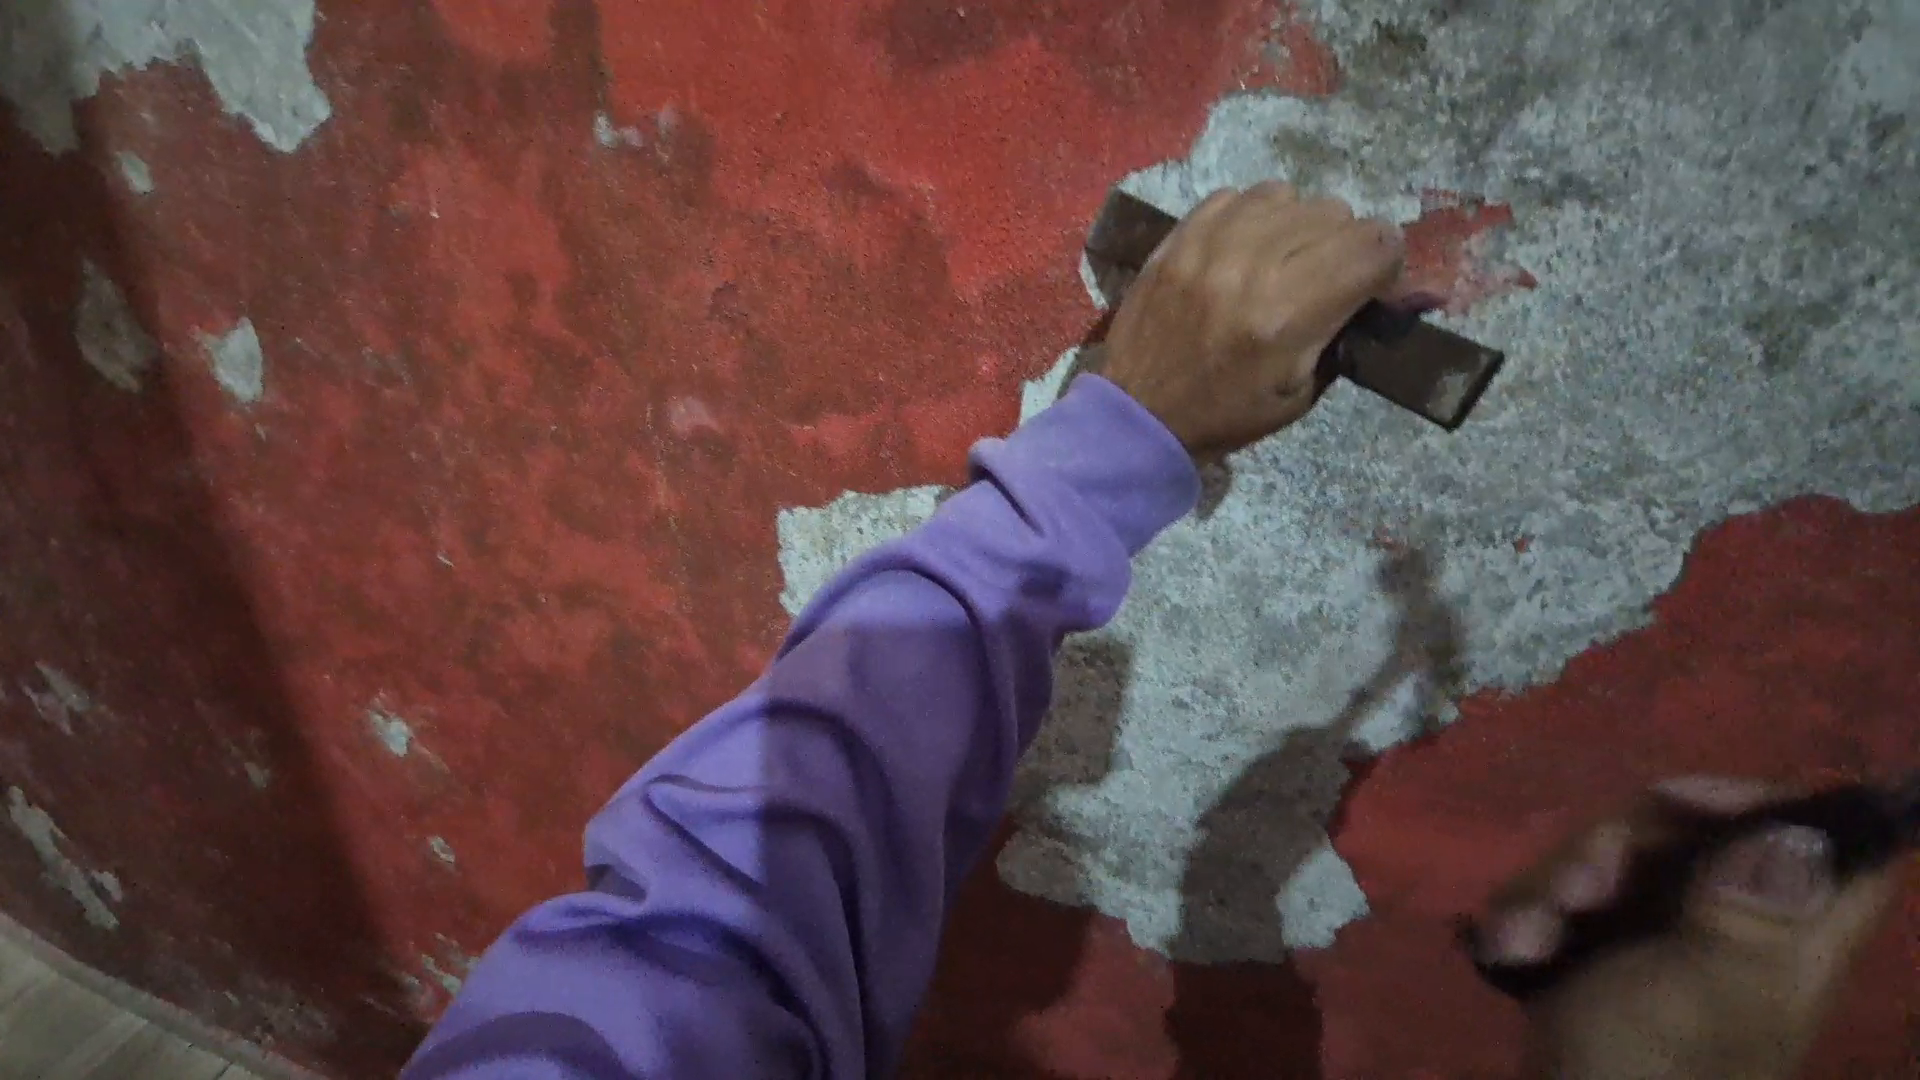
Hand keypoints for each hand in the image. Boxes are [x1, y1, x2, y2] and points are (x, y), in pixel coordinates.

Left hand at [1098, 184, 1403, 460]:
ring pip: (1287, 195)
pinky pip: (1235, 197)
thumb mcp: (1299, 394)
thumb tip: (1377, 289)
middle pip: (1334, 213)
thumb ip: (1343, 331)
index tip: (1371, 287)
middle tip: (1321, 279)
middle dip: (1342, 245)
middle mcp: (1251, 266)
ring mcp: (1207, 246)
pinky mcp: (1176, 239)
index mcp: (1287, 314)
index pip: (1374, 244)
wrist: (1139, 414)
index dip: (1386, 264)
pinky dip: (1250, 217)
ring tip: (1280, 260)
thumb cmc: (1223, 415)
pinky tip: (1241, 250)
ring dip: (1295, 225)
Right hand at [1474, 778, 1901, 1079]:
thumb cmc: (1647, 1062)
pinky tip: (1514, 948)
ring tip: (1527, 941)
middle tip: (1576, 892)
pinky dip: (1527, 912)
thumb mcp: (1703, 996)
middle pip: (1678, 832)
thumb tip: (1799, 834)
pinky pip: (1557, 887)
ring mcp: (1654, 925)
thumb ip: (1749, 921)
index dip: (1762, 803)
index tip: (1679, 798)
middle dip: (1604, 849)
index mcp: (1785, 936)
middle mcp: (1725, 919)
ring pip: (1603, 855)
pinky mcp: (1595, 934)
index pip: (1823, 845)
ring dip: (1549, 888)